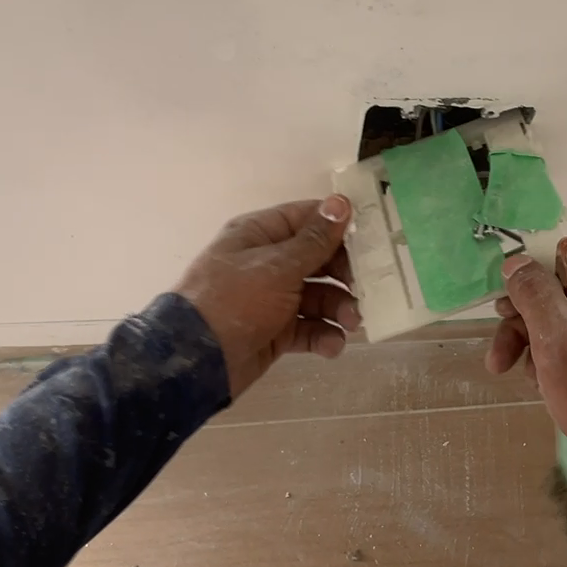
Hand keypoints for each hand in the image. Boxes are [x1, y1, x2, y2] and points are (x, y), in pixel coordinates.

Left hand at [174, 195, 358, 397]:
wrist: (195, 364)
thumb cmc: (235, 301)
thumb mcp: (277, 266)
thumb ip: (315, 239)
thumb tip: (341, 202)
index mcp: (260, 234)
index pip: (309, 219)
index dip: (340, 228)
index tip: (371, 241)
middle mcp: (267, 262)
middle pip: (318, 259)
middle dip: (344, 274)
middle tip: (365, 288)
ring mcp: (271, 298)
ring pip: (318, 295)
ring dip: (339, 308)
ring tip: (352, 323)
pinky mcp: (275, 331)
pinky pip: (308, 327)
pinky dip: (323, 335)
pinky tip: (332, 345)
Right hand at [485, 245, 566, 499]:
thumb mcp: (559, 344)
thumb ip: (535, 296)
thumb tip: (515, 261)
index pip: (563, 258)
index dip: (528, 281)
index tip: (502, 312)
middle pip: (562, 292)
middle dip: (526, 325)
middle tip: (499, 359)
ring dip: (539, 347)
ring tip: (529, 382)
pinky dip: (562, 361)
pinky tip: (550, 388)